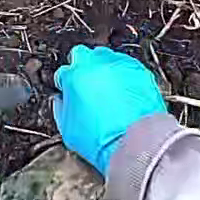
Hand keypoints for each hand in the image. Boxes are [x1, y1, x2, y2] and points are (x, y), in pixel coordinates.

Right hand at [51, 45, 167, 173]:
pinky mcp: (139, 69)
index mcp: (74, 76)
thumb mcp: (68, 129)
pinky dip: (123, 76)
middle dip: (83, 69)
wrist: (135, 143)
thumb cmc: (102, 140)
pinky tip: (124, 94)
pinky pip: (126, 66)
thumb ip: (61, 108)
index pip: (63, 72)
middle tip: (87, 87)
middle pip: (82, 56)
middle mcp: (95, 63)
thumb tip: (62, 102)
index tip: (70, 92)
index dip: (65, 84)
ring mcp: (118, 64)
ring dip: (103, 70)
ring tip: (108, 92)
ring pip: (106, 57)